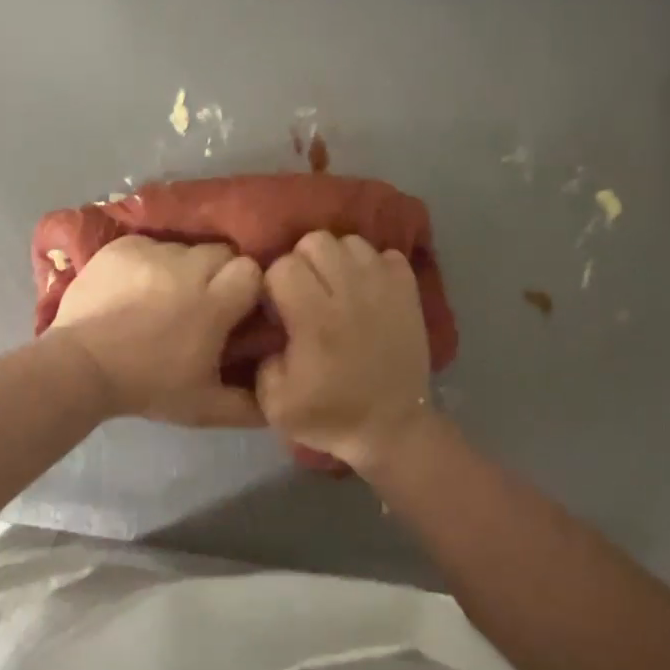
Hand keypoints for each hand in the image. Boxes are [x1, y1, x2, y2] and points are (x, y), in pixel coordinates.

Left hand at [51, 236, 263, 426]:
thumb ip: (250, 405)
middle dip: (218, 274)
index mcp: (213, 302)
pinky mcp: (121, 247)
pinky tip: (137, 287)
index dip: (246, 289)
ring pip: (184, 247)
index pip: (251, 270)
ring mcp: (151, 252)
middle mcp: (187, 267)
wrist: (81, 368)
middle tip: (201, 303)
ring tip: (165, 296)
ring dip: (183, 268)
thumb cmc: (147, 387)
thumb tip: (278, 397)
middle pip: (221, 252)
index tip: (234, 310)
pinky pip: (149, 244)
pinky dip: (150, 262)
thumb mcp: (205, 408)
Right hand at [256, 231, 433, 468]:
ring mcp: (384, 289)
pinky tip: (364, 289)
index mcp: (315, 320)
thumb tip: (268, 323)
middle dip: (302, 262)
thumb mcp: (274, 402)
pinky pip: (386, 253)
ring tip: (333, 286)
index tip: (276, 307)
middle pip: (315, 241)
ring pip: (350, 241)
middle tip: (303, 291)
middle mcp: (350, 295)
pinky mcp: (409, 292)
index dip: (273, 283)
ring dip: (336, 259)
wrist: (392, 428)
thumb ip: (260, 357)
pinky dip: (371, 264)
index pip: (283, 266)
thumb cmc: (329, 417)